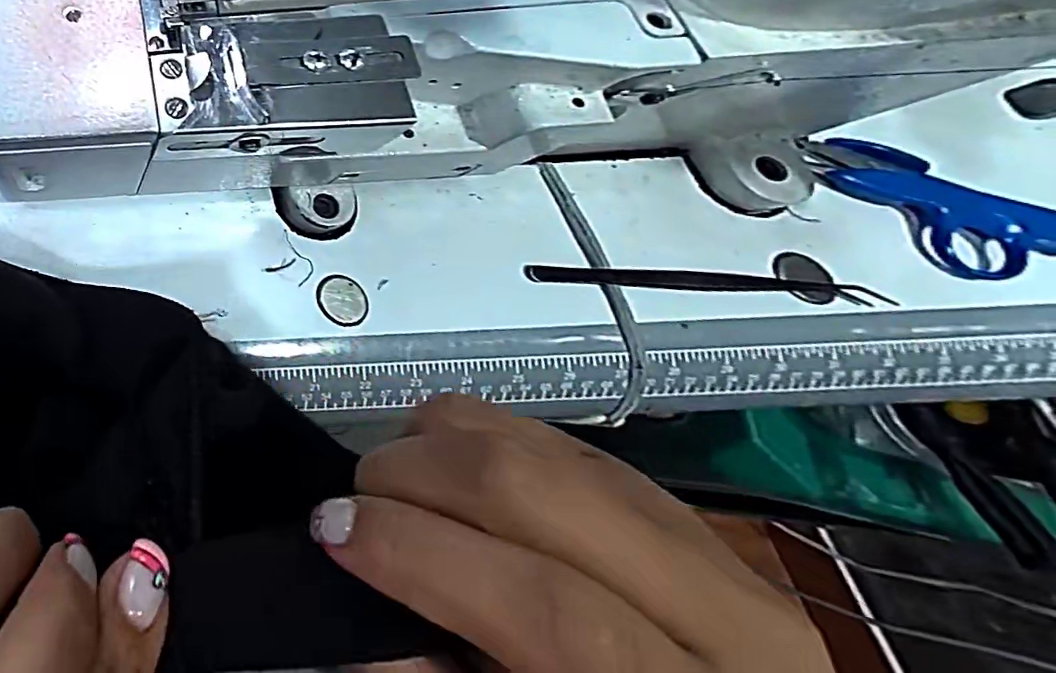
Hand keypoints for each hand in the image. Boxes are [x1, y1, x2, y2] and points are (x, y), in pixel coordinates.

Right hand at [310, 395, 832, 672]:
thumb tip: (356, 624)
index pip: (548, 605)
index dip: (418, 556)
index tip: (331, 532)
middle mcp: (726, 618)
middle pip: (534, 487)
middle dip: (411, 474)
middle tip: (355, 503)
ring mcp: (700, 541)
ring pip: (535, 439)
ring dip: (434, 443)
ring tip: (397, 488)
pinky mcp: (665, 499)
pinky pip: (544, 435)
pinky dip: (471, 438)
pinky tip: (450, 481)